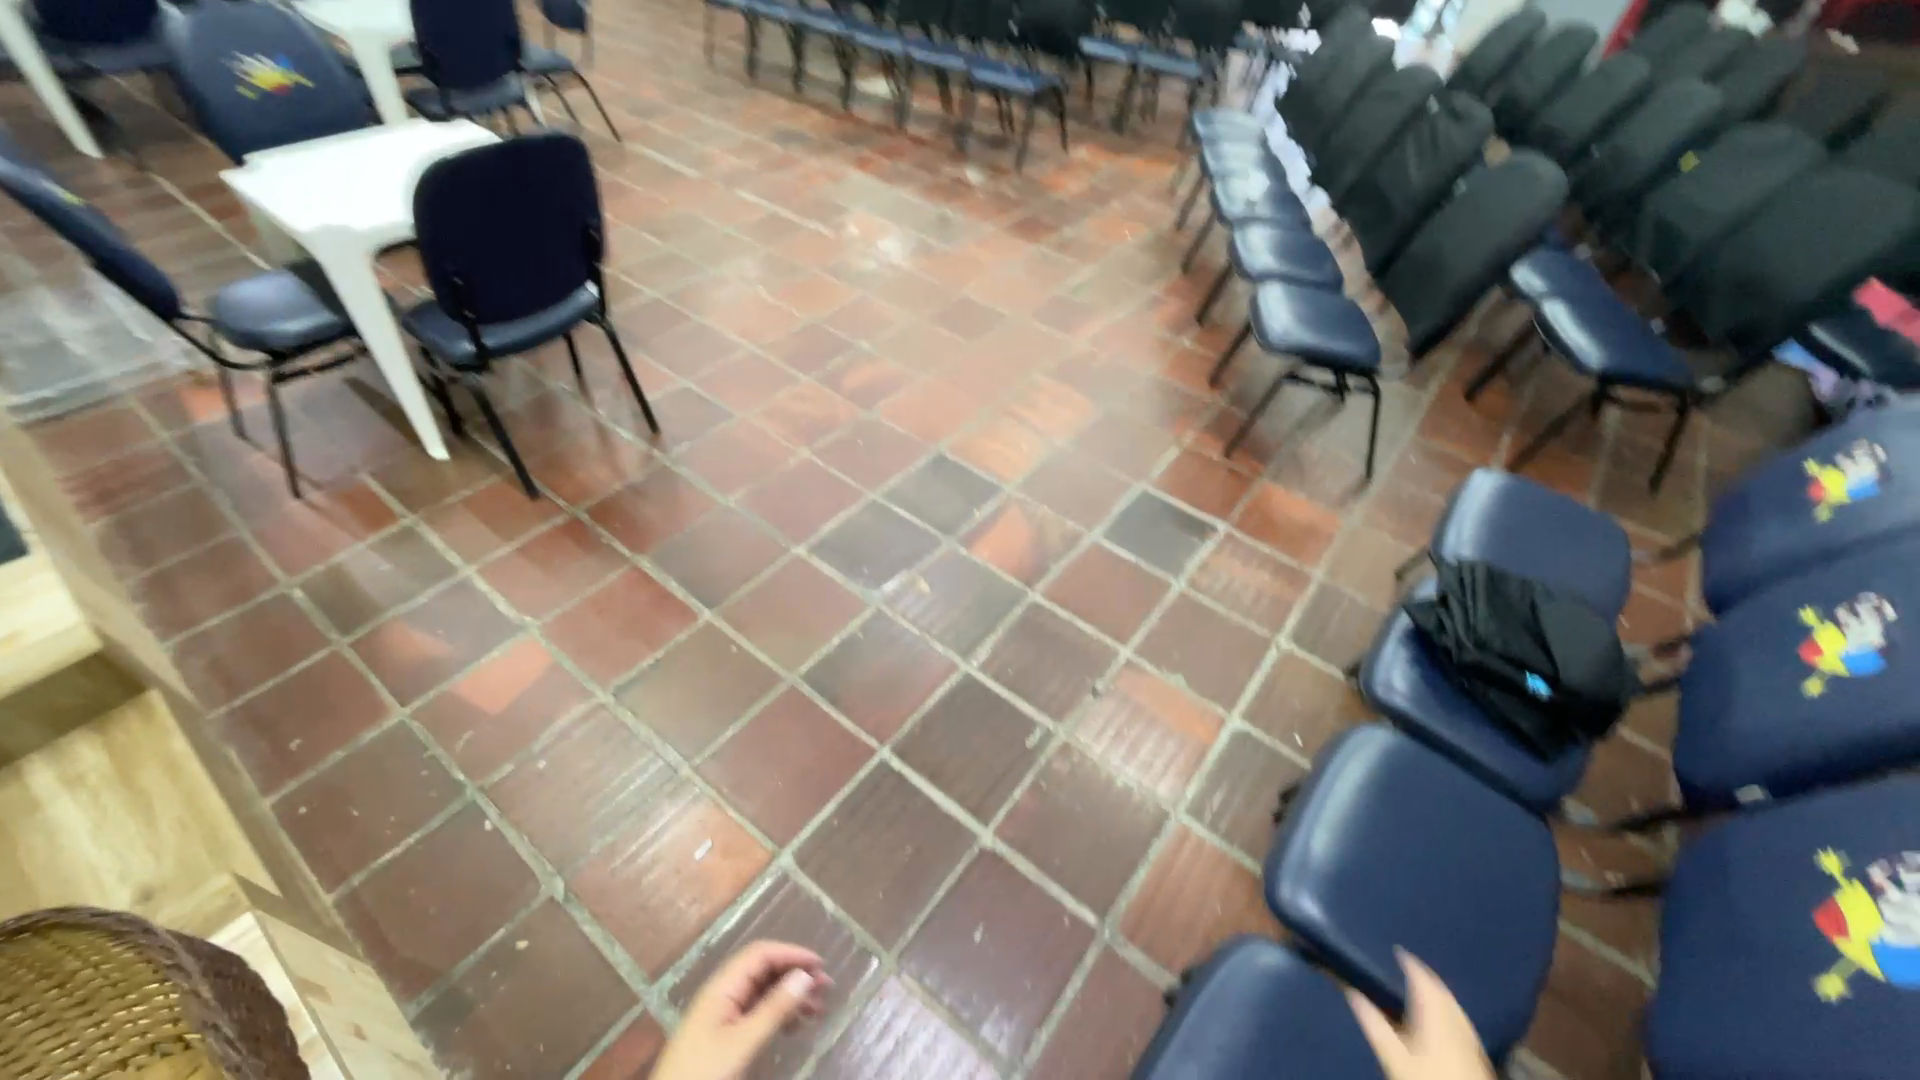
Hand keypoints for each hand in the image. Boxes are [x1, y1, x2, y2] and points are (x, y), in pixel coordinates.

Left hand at [651, 941, 833, 1079]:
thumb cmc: (704, 1073)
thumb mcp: (743, 1042)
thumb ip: (775, 1009)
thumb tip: (805, 976)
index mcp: (722, 987)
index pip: (760, 954)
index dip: (791, 954)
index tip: (820, 965)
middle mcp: (723, 993)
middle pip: (763, 971)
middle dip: (794, 975)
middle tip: (825, 988)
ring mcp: (723, 1014)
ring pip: (763, 992)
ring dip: (790, 996)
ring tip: (817, 1010)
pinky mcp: (725, 1034)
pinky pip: (757, 1012)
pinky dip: (779, 1014)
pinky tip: (795, 1027)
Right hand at [1346, 950, 1496, 1079]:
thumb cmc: (1424, 1076)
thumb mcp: (1392, 1054)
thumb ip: (1373, 1022)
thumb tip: (1352, 992)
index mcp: (1434, 1014)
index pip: (1422, 979)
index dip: (1410, 962)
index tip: (1397, 951)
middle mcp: (1455, 1020)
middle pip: (1441, 990)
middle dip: (1426, 976)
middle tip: (1408, 967)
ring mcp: (1469, 1036)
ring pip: (1454, 1005)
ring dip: (1439, 991)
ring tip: (1423, 988)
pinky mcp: (1476, 1051)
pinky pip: (1462, 1019)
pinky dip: (1450, 1009)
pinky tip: (1444, 1019)